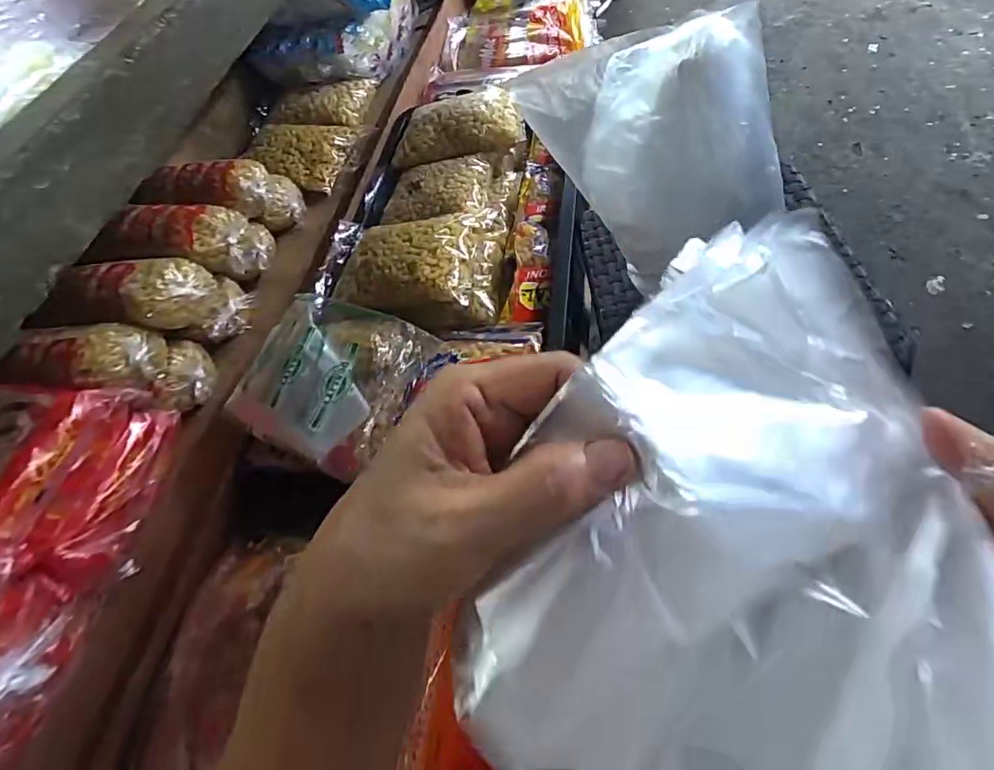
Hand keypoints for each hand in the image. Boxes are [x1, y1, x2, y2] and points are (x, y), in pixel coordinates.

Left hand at [296, 352, 638, 620]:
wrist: (347, 619)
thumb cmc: (390, 557)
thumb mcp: (466, 523)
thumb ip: (543, 488)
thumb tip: (624, 454)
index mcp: (470, 394)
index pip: (555, 373)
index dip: (600, 399)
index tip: (643, 441)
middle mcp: (487, 409)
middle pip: (564, 406)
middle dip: (600, 440)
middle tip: (647, 478)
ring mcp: (496, 448)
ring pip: (563, 444)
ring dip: (592, 472)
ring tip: (633, 501)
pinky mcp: (503, 484)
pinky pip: (553, 477)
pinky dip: (576, 496)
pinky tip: (600, 518)